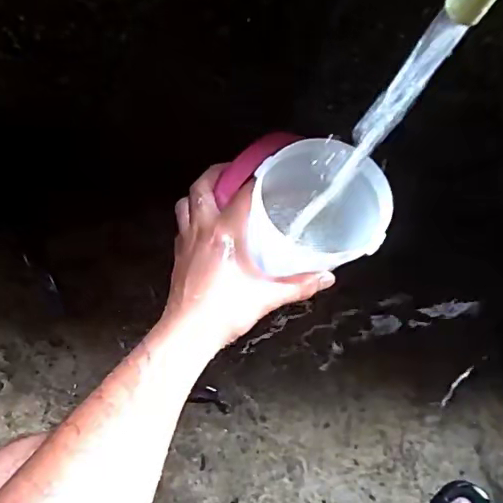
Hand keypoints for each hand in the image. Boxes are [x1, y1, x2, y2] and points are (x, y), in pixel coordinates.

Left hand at [159, 165, 333, 351]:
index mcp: (225, 232)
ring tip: (216, 193)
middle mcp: (202, 230)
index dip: (258, 177)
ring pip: (185, 202)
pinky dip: (191, 217)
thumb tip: (324, 277)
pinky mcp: (178, 256)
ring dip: (199, 193)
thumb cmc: (222, 312)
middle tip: (235, 170)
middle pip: (203, 186)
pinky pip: (181, 225)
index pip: (243, 192)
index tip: (270, 170)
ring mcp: (186, 241)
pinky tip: (204, 227)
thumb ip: (298, 284)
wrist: (187, 332)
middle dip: (218, 172)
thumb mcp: (267, 297)